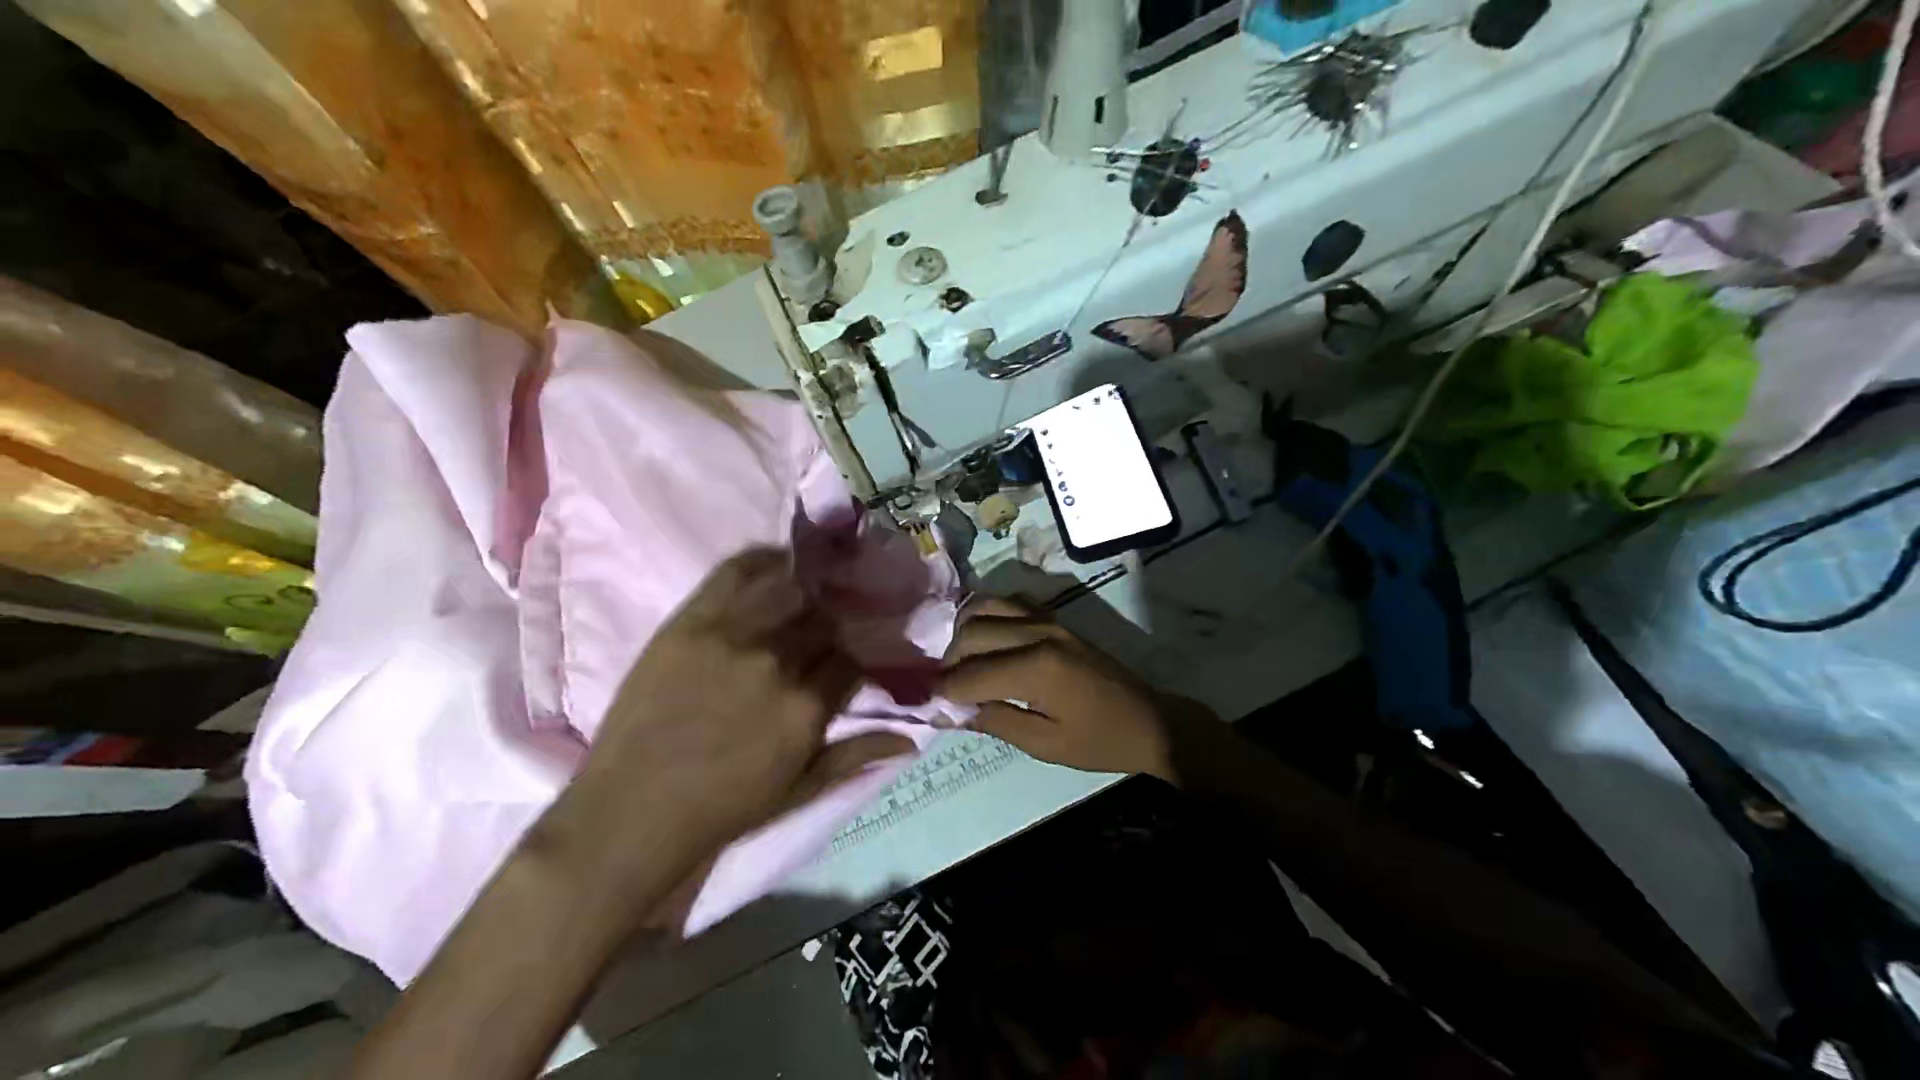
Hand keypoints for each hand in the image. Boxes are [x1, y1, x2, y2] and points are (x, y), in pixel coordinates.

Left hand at [537, 549, 913, 905]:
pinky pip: (735, 572)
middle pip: (826, 617)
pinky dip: (762, 560)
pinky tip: (777, 563)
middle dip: (837, 618)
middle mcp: (777, 662)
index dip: (860, 652)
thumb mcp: (800, 790)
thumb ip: (856, 754)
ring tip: (814, 583)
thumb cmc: (722, 810)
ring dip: (809, 586)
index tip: (857, 650)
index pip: (853, 657)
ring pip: (790, 588)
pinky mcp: (689, 622)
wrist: (632, 813)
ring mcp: (731, 636)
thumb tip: (911, 738)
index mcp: (807, 706)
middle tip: (836, 617)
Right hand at [938, 598, 1210, 781]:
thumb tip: (948, 710)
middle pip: (971, 633)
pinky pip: (1007, 603)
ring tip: (961, 662)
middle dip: (949, 661)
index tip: (928, 703)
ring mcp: (1047, 619)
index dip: (943, 690)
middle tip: (945, 688)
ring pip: (985, 607)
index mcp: (1036, 668)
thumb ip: (993, 721)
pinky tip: (983, 640)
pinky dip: (986, 616)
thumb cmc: (1097, 741)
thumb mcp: (1042, 744)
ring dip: (964, 633)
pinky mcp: (1054, 617)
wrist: (1148, 720)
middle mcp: (1038, 633)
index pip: (970, 674)